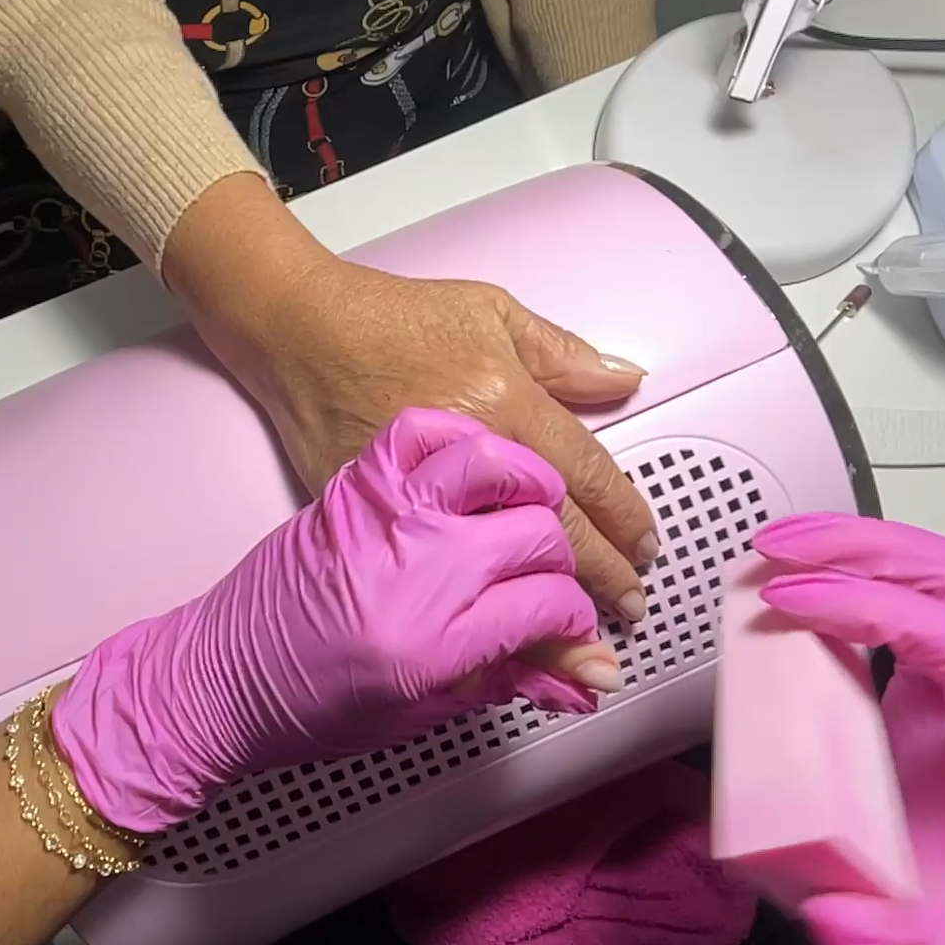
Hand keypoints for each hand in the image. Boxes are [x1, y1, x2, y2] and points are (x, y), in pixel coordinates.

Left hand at [52, 408, 621, 833]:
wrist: (218, 678)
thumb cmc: (307, 705)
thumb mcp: (419, 714)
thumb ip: (510, 679)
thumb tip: (586, 675)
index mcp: (436, 643)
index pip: (552, 605)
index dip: (582, 618)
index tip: (582, 623)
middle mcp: (416, 570)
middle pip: (540, 532)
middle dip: (577, 556)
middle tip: (571, 573)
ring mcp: (383, 518)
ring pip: (494, 464)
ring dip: (536, 476)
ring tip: (547, 497)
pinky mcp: (351, 487)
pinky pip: (420, 433)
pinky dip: (456, 432)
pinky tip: (475, 451)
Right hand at [245, 261, 656, 623]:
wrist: (301, 331)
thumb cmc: (387, 317)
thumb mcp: (489, 311)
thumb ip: (562, 353)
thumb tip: (623, 377)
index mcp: (505, 402)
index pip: (587, 475)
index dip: (626, 517)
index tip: (644, 543)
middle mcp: (470, 455)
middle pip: (556, 533)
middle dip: (602, 574)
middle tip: (628, 601)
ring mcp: (421, 492)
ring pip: (502, 566)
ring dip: (547, 604)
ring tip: (581, 632)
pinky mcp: (379, 515)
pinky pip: (437, 572)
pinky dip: (471, 605)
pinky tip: (496, 629)